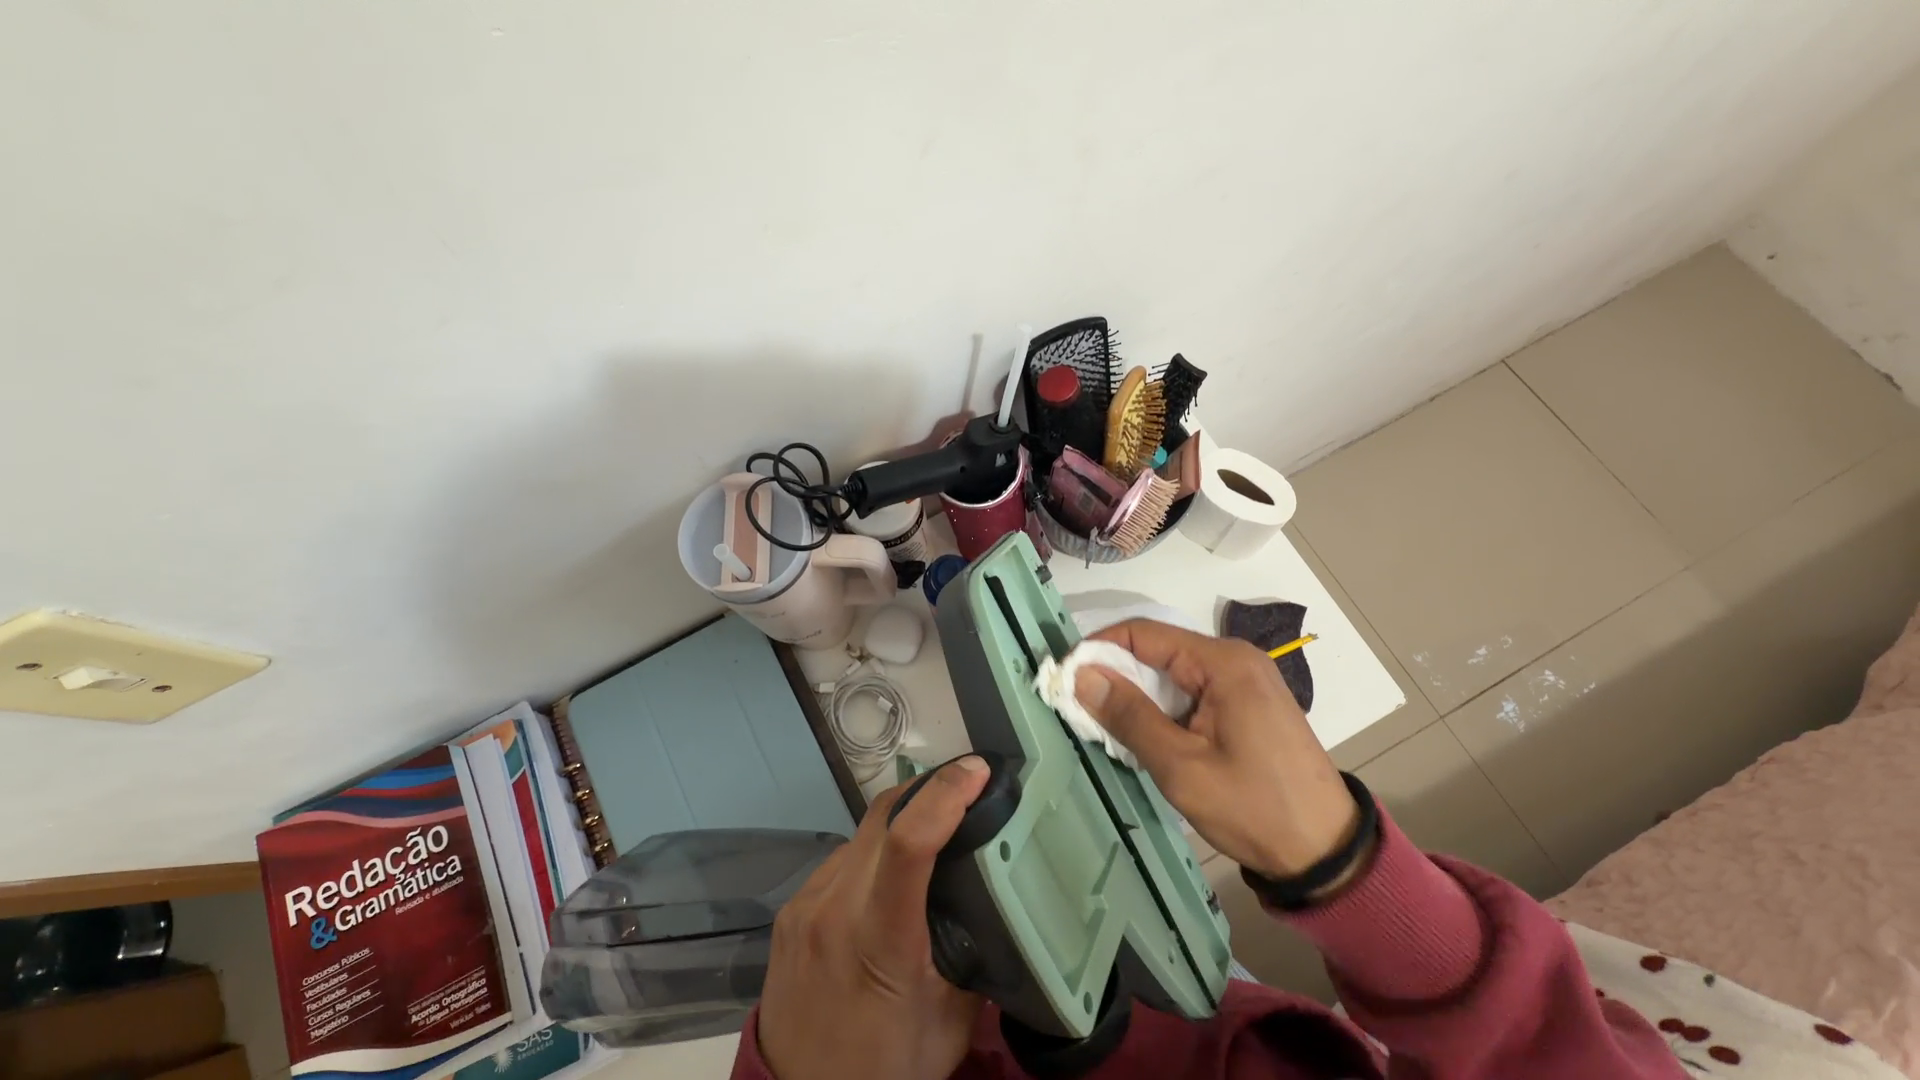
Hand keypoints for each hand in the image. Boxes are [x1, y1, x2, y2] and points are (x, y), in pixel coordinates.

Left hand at [757, 757, 991, 1079]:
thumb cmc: (885, 1065)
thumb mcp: (949, 1019)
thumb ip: (970, 949)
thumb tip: (990, 894)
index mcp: (880, 938)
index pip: (910, 843)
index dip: (945, 795)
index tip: (978, 770)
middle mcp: (833, 908)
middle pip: (882, 817)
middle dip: (929, 790)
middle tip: (969, 786)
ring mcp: (805, 905)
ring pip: (861, 834)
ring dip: (901, 822)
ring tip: (938, 830)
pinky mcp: (790, 909)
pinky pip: (840, 860)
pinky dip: (873, 853)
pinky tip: (892, 874)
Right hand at [1074, 620, 1360, 881]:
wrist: (1325, 851)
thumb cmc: (1253, 807)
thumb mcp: (1181, 766)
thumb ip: (1129, 716)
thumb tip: (1080, 674)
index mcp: (1223, 663)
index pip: (1143, 633)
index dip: (1098, 649)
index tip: (1064, 678)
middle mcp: (1235, 659)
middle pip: (1158, 651)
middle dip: (1115, 676)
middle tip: (1079, 710)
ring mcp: (1246, 681)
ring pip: (1172, 674)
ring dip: (1138, 697)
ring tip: (1107, 729)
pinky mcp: (1248, 704)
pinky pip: (1192, 692)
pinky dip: (1164, 709)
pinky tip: (1146, 738)